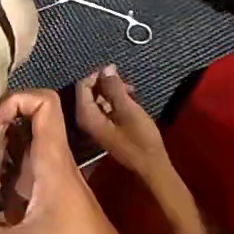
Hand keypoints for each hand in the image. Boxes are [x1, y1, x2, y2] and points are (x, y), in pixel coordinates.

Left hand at [76, 64, 170, 180]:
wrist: (151, 165)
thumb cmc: (140, 138)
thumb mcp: (127, 109)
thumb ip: (114, 87)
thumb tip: (106, 68)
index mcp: (87, 116)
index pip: (82, 86)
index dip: (97, 75)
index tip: (115, 71)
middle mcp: (86, 120)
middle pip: (89, 92)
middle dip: (106, 83)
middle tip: (125, 81)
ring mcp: (96, 125)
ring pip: (99, 99)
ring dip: (113, 91)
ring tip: (132, 90)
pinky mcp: (106, 128)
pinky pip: (106, 108)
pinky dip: (116, 101)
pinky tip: (131, 99)